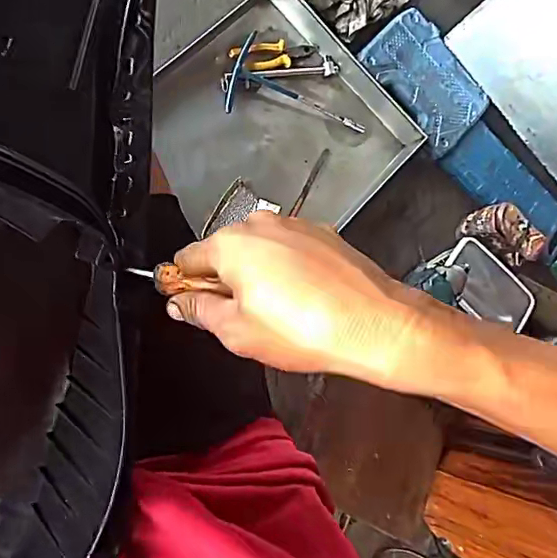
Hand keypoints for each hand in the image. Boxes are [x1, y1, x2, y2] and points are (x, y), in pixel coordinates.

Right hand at [165, 212, 456, 384]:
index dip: (183, 285)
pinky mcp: (321, 234)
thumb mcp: (236, 332)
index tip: (190, 304)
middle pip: (223, 251)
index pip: (186, 259)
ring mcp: (294, 226)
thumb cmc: (307, 330)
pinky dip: (287, 270)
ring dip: (257, 275)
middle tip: (238, 317)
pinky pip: (288, 250)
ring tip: (277, 313)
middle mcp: (260, 225)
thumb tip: (182, 303)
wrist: (374, 324)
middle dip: (223, 281)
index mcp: (230, 244)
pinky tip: (301, 300)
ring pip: (258, 250)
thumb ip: (199, 312)